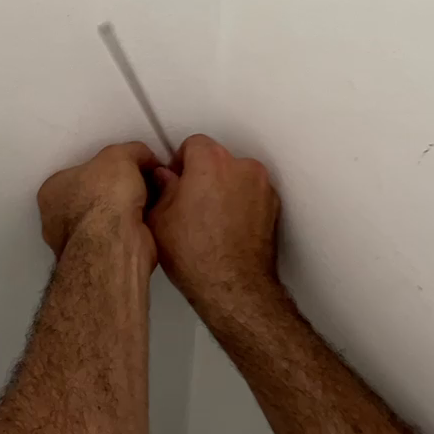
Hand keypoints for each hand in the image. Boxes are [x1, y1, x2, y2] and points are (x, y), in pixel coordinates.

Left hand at [37, 142, 160, 265]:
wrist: (116, 242)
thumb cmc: (105, 196)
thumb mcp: (120, 155)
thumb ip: (131, 151)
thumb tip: (144, 157)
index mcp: (52, 192)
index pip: (78, 174)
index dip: (105, 168)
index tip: (127, 168)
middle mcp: (59, 220)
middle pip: (93, 197)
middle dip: (117, 191)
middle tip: (142, 184)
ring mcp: (77, 244)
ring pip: (106, 220)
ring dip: (128, 211)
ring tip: (152, 201)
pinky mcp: (99, 261)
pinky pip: (120, 238)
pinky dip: (134, 230)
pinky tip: (150, 220)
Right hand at [147, 134, 281, 315]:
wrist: (233, 288)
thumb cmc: (198, 256)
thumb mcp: (159, 219)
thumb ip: (161, 189)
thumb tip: (165, 180)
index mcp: (210, 162)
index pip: (193, 144)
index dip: (180, 164)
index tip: (175, 182)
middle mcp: (241, 168)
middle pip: (216, 159)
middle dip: (203, 175)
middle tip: (189, 202)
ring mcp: (261, 187)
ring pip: (235, 177)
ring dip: (224, 189)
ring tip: (210, 219)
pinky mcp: (273, 207)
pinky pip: (251, 195)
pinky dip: (241, 205)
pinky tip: (226, 228)